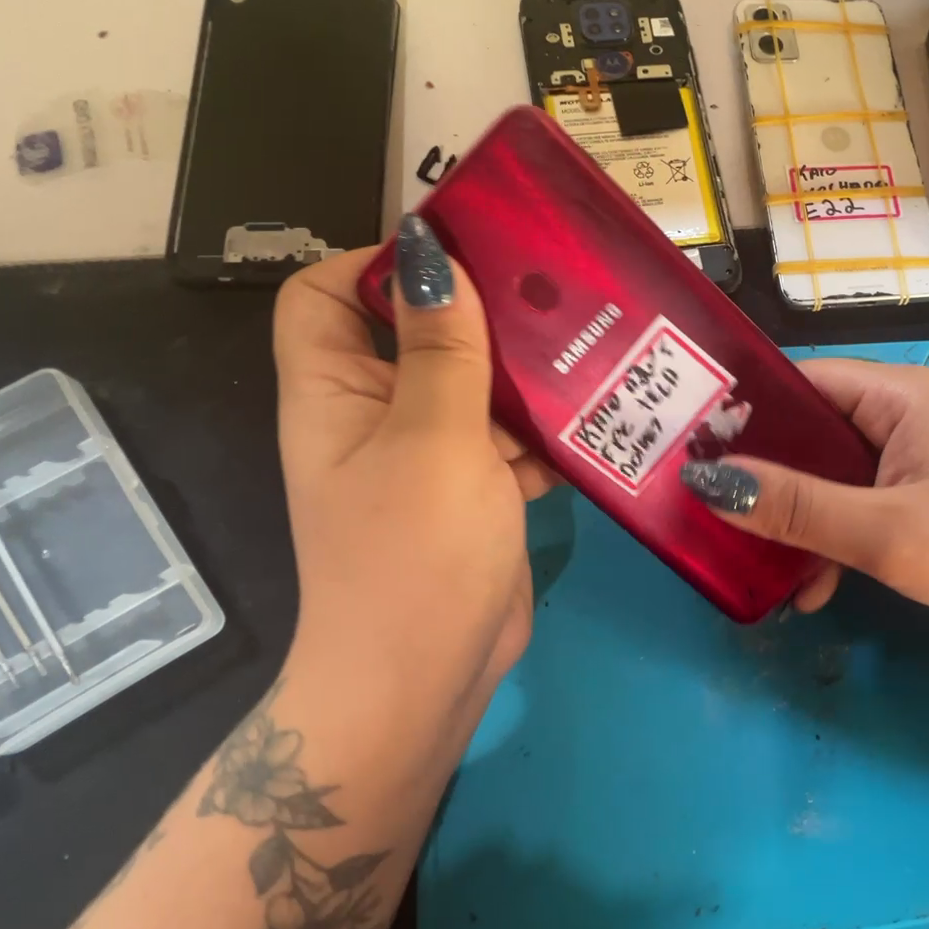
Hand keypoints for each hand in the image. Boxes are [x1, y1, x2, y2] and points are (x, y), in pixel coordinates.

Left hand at [272, 216, 554, 700]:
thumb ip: (443, 349)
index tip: (463, 256)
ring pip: (477, 394)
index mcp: (335, 392)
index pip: (328, 296)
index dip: (380, 264)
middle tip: (556, 295)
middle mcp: (377, 417)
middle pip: (419, 339)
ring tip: (595, 350)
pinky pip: (512, 445)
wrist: (428, 675)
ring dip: (526, 379)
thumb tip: (434, 252)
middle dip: (482, 318)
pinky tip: (600, 423)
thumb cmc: (415, 552)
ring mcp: (431, 460)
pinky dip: (547, 435)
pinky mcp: (478, 495)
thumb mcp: (433, 439)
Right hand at [680, 358, 928, 625]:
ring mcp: (911, 452)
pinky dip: (833, 538)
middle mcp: (900, 412)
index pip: (799, 382)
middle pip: (809, 431)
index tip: (689, 452)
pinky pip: (856, 502)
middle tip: (714, 517)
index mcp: (895, 395)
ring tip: (767, 572)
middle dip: (767, 481)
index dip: (742, 413)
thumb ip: (798, 508)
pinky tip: (817, 588)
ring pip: (829, 474)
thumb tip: (708, 482)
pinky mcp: (919, 490)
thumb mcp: (884, 531)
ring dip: (800, 522)